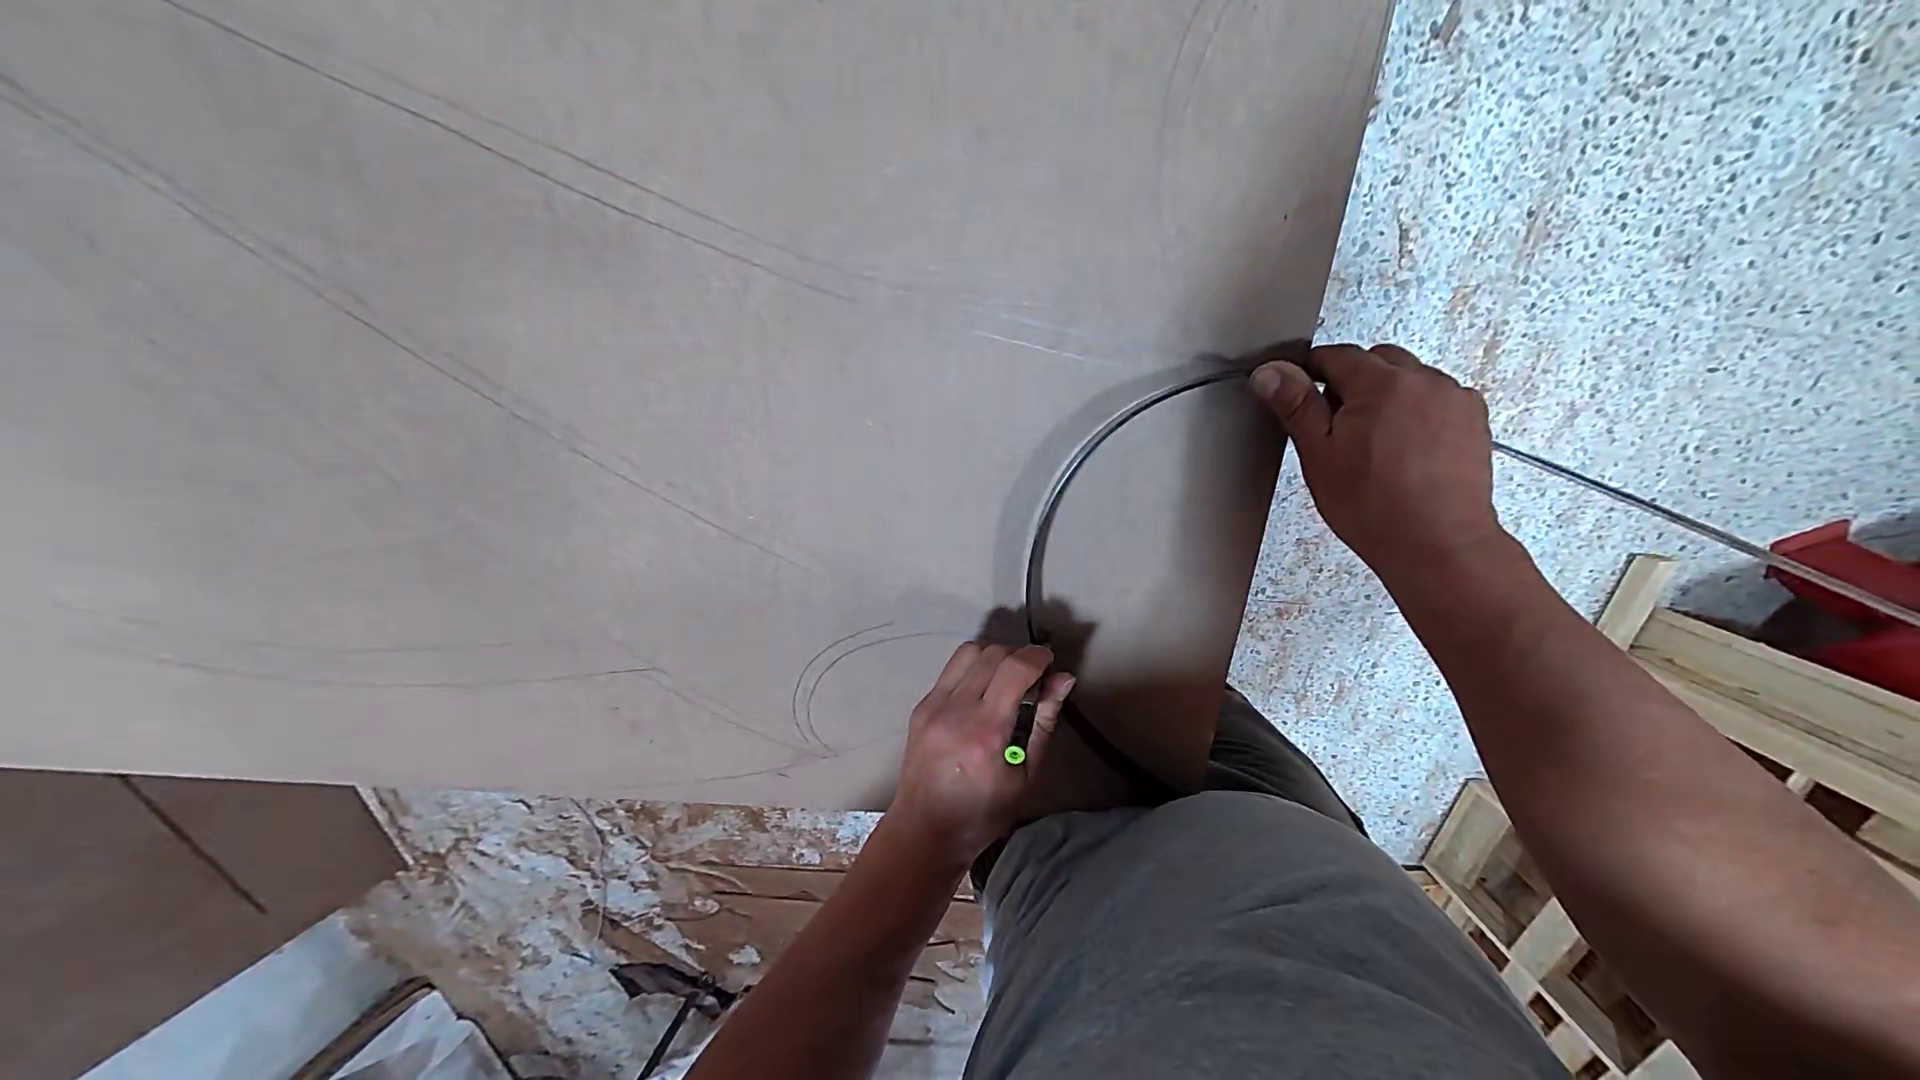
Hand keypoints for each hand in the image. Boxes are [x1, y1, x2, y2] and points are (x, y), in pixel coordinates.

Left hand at [889, 642, 1074, 861]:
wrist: (926, 829)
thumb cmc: (984, 812)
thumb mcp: (1026, 774)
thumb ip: (1044, 721)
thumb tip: (1063, 678)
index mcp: (985, 732)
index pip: (1014, 669)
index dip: (1037, 657)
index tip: (1049, 662)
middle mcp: (955, 710)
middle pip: (992, 653)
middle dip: (1018, 655)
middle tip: (1032, 676)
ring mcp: (933, 705)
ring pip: (968, 652)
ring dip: (994, 656)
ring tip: (1007, 678)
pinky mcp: (921, 706)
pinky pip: (951, 669)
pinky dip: (973, 668)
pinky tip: (982, 691)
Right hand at [1249, 343, 1506, 574]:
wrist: (1435, 543)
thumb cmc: (1375, 505)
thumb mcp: (1317, 453)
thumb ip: (1295, 405)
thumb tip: (1272, 373)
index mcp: (1380, 384)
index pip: (1337, 355)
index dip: (1311, 371)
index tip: (1298, 390)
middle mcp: (1423, 381)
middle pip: (1376, 361)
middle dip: (1351, 382)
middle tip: (1333, 426)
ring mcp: (1453, 399)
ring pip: (1408, 379)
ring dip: (1385, 396)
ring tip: (1370, 444)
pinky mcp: (1472, 421)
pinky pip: (1435, 399)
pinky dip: (1415, 412)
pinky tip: (1400, 450)